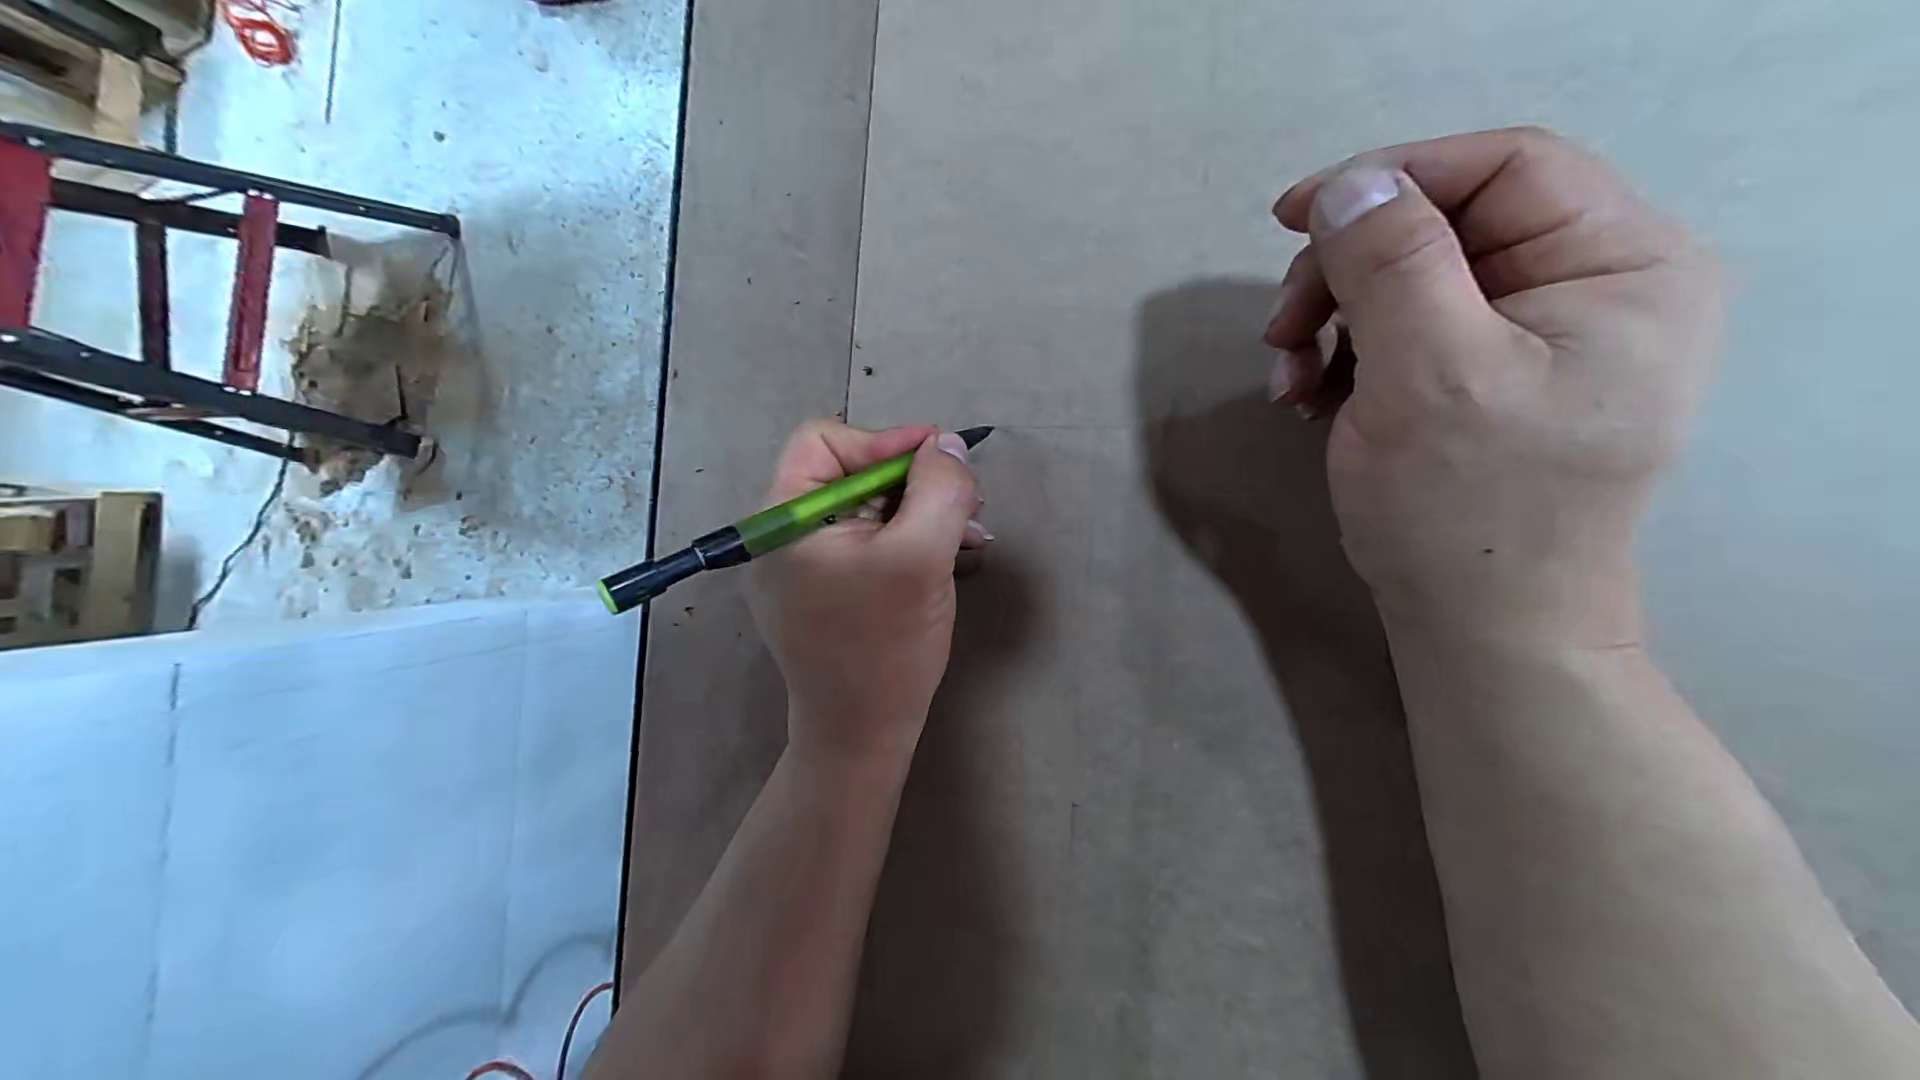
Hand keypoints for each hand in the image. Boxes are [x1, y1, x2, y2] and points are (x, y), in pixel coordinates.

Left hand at [747, 421, 987, 766]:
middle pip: (850, 473)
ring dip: (921, 510)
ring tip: (969, 532)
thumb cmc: (885, 646)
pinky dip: (909, 539)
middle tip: (967, 500)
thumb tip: (948, 445)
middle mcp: (785, 534)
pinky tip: (949, 553)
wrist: (861, 735)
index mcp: (785, 517)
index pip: (825, 441)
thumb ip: (940, 490)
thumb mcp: (921, 558)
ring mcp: (804, 565)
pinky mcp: (826, 589)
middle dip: (914, 480)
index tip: (941, 464)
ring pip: (867, 508)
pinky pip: (868, 542)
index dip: (885, 442)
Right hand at [1263, 128, 1722, 646]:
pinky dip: (1341, 357)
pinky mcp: (1476, 376)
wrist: (1476, 619)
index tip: (1289, 216)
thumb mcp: (1425, 375)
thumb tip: (1347, 184)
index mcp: (1620, 266)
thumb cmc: (1464, 506)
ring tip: (1288, 382)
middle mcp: (1586, 288)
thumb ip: (1392, 265)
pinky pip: (1398, 332)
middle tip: (1279, 332)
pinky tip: (1310, 398)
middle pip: (1440, 228)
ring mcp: (1527, 337)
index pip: (1500, 169)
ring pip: (1405, 282)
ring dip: (1329, 321)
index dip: (1389, 178)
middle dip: (1343, 273)